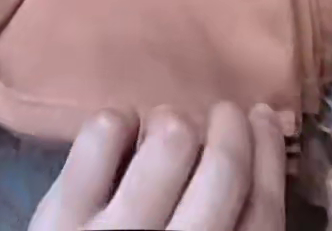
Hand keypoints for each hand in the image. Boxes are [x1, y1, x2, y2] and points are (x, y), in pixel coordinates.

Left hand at [28, 103, 286, 230]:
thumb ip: (227, 225)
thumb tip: (253, 160)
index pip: (262, 212)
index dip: (268, 154)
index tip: (265, 116)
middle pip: (222, 170)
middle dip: (230, 126)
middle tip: (226, 112)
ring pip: (168, 140)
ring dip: (173, 122)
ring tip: (167, 131)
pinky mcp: (63, 214)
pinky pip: (104, 134)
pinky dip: (119, 120)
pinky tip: (122, 136)